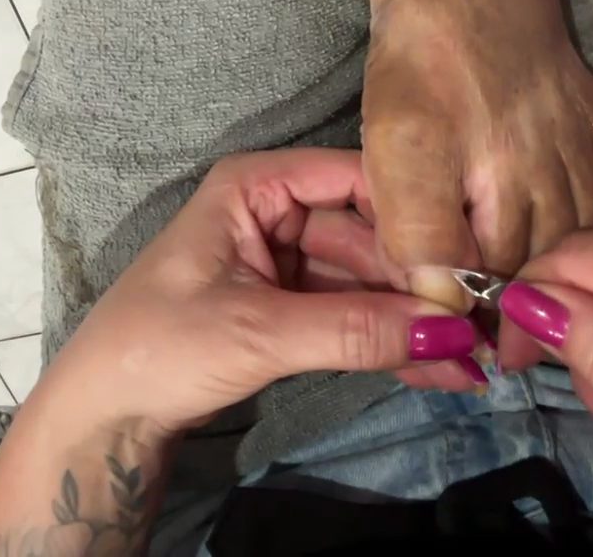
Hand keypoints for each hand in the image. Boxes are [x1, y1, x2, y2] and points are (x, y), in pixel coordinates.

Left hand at [29, 149, 478, 437]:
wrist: (105, 413)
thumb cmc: (159, 346)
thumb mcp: (257, 331)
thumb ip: (353, 329)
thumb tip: (451, 329)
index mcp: (255, 185)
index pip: (353, 178)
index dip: (413, 213)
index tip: (474, 254)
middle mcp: (276, 211)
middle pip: (366, 233)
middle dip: (420, 282)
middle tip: (487, 324)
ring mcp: (286, 259)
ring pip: (365, 279)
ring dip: (414, 320)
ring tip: (478, 358)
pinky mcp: (291, 304)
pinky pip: (350, 313)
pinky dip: (388, 340)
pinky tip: (439, 368)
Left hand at [361, 0, 592, 377]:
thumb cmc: (417, 58)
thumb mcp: (396, 146)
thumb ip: (422, 232)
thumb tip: (446, 309)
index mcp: (515, 191)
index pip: (498, 289)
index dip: (468, 309)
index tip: (447, 321)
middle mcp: (569, 180)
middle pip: (540, 266)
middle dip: (501, 286)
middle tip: (463, 287)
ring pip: (575, 236)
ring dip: (538, 250)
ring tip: (496, 243)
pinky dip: (581, 211)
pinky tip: (546, 202)